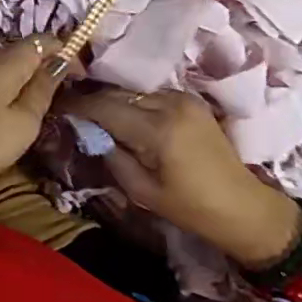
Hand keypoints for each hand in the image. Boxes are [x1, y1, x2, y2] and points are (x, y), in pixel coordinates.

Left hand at [0, 37, 71, 207]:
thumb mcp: (24, 121)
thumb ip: (44, 87)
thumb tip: (62, 60)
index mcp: (7, 59)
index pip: (45, 40)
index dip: (68, 52)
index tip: (83, 77)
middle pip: (28, 49)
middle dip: (51, 63)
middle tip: (69, 92)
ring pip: (12, 62)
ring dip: (32, 75)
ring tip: (48, 101)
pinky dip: (15, 83)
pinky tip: (19, 105)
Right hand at [58, 88, 301, 268]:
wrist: (244, 206)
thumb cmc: (191, 208)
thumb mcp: (142, 192)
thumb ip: (112, 157)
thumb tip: (90, 133)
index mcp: (158, 129)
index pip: (105, 107)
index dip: (78, 106)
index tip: (57, 106)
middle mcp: (170, 103)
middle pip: (118, 95)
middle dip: (93, 102)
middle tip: (71, 111)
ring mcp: (183, 98)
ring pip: (134, 93)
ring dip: (114, 102)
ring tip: (95, 115)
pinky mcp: (192, 100)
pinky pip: (152, 96)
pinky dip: (134, 105)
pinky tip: (125, 118)